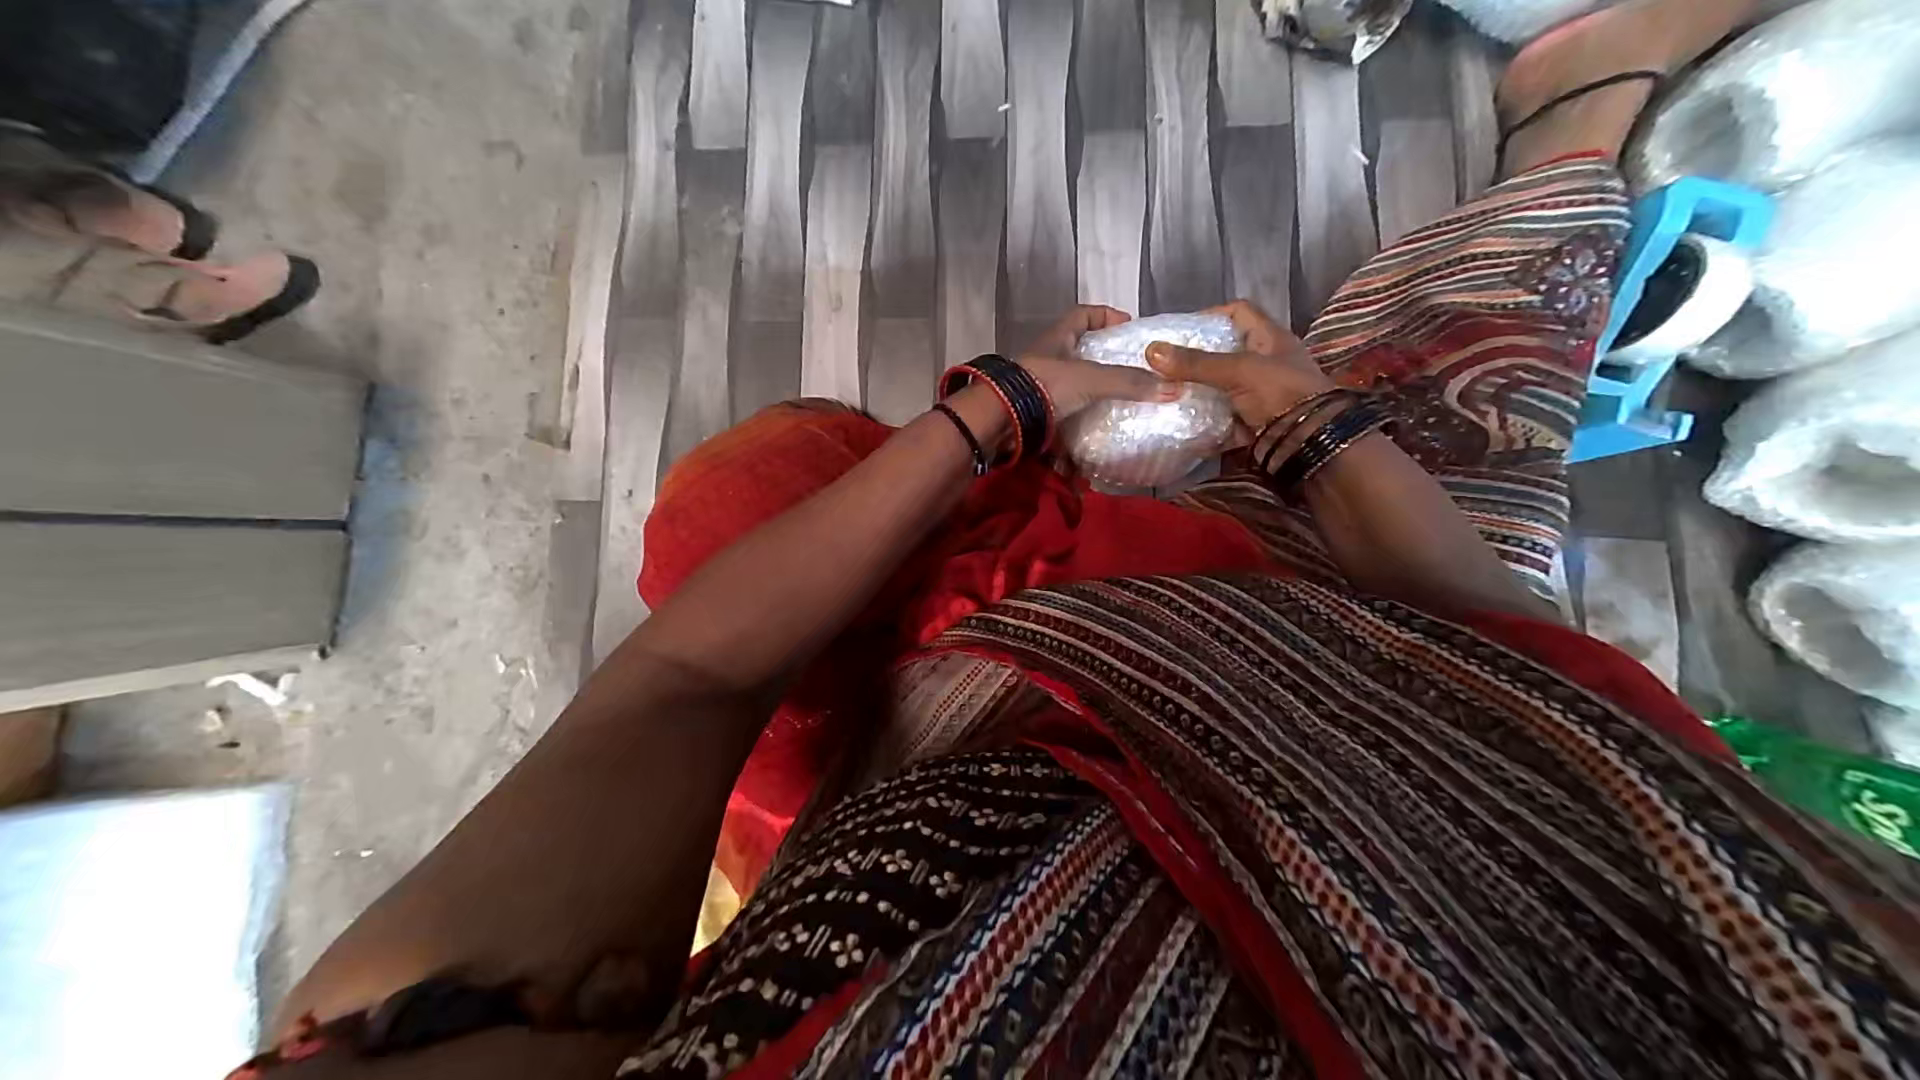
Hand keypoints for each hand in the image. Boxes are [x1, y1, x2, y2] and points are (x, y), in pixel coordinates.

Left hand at [1016, 305, 1181, 417]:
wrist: (1003, 418)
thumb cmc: (1045, 385)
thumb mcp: (1092, 379)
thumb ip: (1129, 383)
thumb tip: (1173, 388)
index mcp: (1056, 337)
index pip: (1082, 314)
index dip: (1105, 315)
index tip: (1127, 325)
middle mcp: (1045, 357)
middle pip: (1076, 348)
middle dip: (1100, 355)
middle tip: (1127, 364)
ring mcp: (1037, 383)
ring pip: (1069, 378)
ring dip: (1090, 385)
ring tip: (1115, 394)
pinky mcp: (1034, 408)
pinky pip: (1062, 405)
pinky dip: (1078, 411)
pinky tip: (1094, 420)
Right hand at [1144, 299, 1334, 441]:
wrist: (1309, 441)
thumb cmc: (1282, 393)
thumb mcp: (1239, 371)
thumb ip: (1196, 363)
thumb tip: (1151, 350)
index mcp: (1270, 338)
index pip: (1238, 312)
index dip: (1209, 315)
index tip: (1179, 329)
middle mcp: (1264, 363)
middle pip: (1223, 351)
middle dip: (1193, 358)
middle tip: (1162, 363)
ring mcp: (1257, 393)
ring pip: (1218, 386)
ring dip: (1194, 390)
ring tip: (1162, 390)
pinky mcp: (1249, 420)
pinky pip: (1219, 416)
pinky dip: (1201, 418)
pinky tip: (1178, 418)